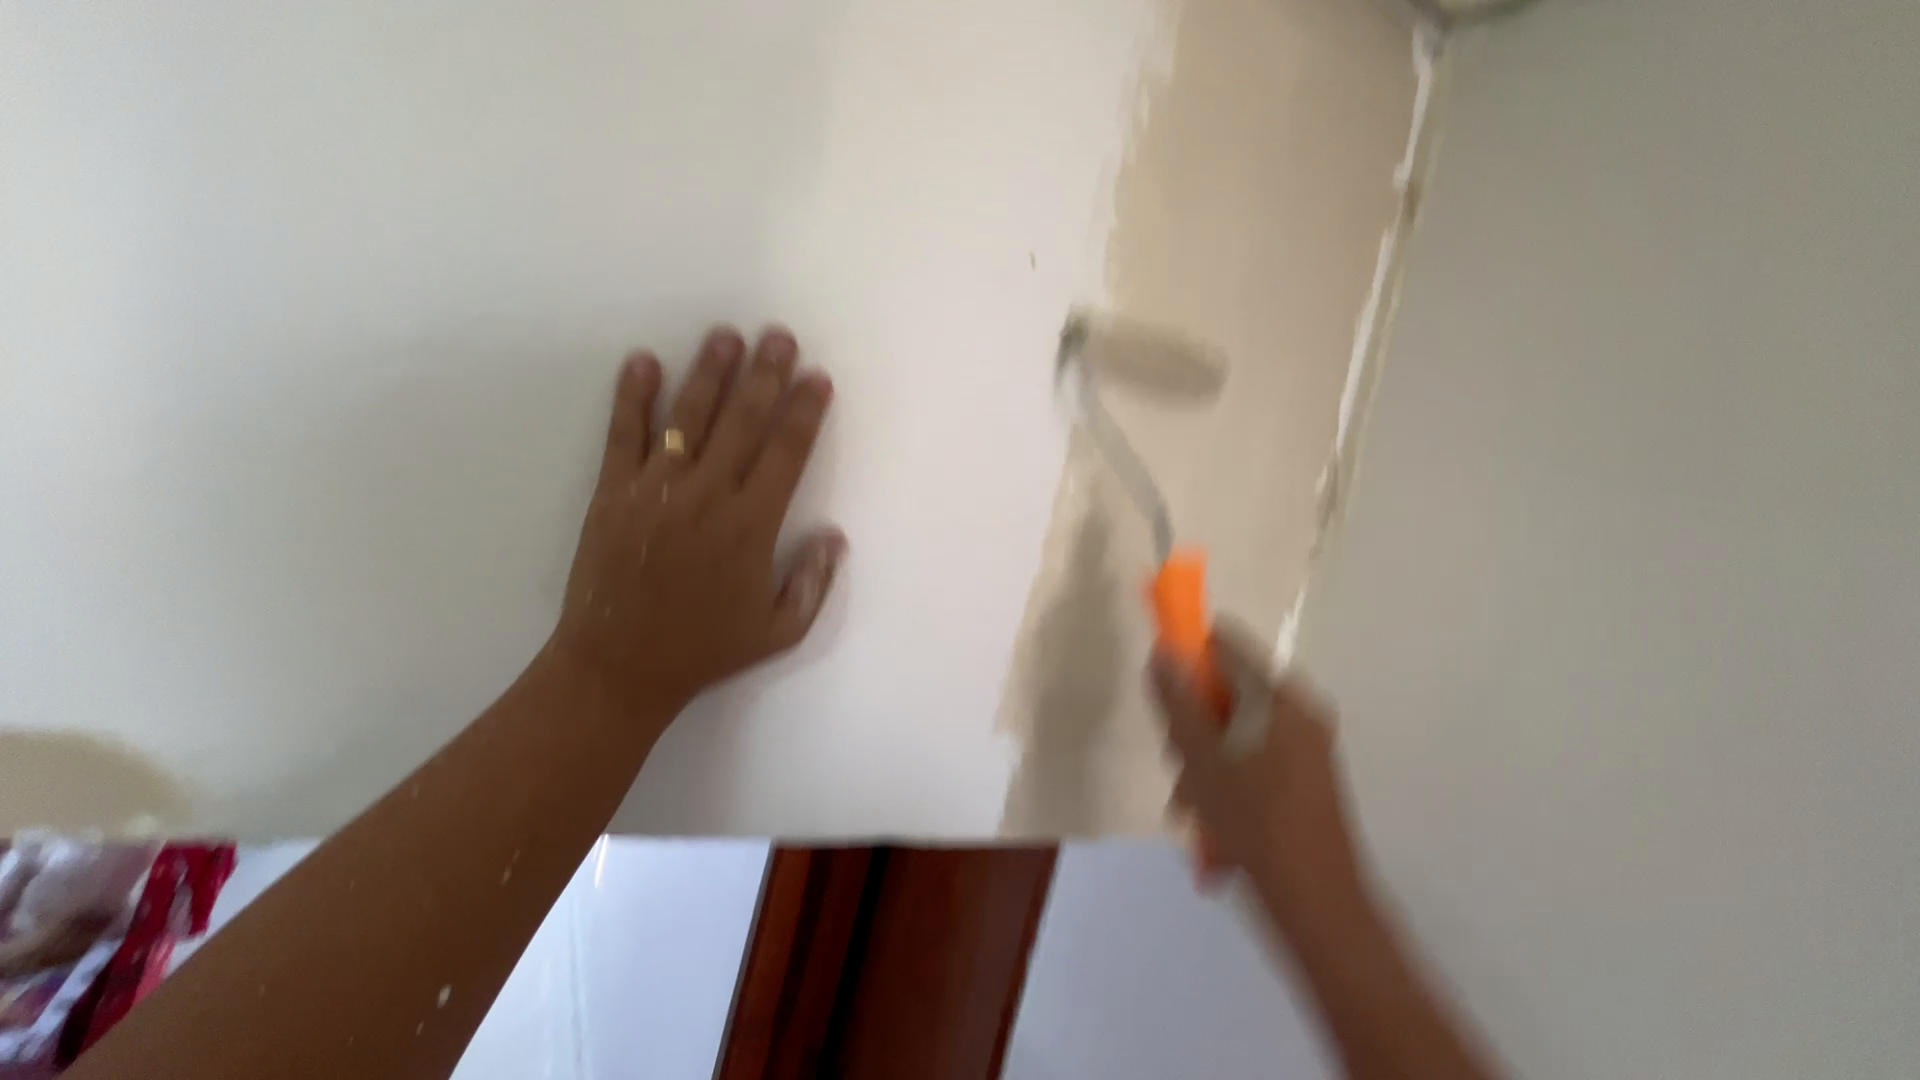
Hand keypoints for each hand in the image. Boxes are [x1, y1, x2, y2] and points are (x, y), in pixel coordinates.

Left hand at [551, 325, 845, 724]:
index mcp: (751, 526)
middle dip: (765, 375)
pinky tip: (643, 362)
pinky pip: (623, 436)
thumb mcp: (779, 631)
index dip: (804, 412)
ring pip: (689, 419)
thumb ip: (814, 583)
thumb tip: (836, 535)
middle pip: (743, 423)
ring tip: (725, 335)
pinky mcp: (613, 494)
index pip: (786, 454)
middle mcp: (708, 496)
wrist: (619, 667)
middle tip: (779, 336)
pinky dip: (632, 398)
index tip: (817, 378)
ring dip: (709, 374)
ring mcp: (657, 491)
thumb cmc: (705, 649)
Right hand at [1149, 625, 1368, 915]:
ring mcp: (1307, 745)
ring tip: (1190, 811)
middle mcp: (1298, 710)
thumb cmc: (1254, 824)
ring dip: (1203, 765)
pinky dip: (1228, 782)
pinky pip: (1253, 759)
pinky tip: (1212, 824)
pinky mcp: (1307, 777)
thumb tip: (1163, 651)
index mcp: (1278, 696)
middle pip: (1225, 693)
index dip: (1186, 660)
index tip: (1163, 699)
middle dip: (1191, 729)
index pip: (1223, 645)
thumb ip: (1178, 702)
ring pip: (1234, 732)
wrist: (1318, 903)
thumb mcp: (1201, 760)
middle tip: (1177, 767)